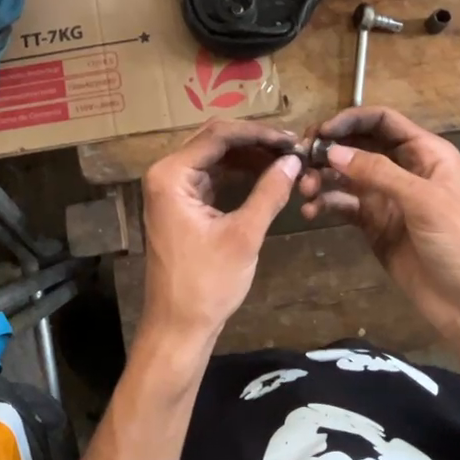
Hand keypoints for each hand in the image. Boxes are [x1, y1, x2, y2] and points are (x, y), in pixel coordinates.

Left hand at [139, 119, 301, 344]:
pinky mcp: (180, 203)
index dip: (258, 134)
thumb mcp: (244, 236)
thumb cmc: (207, 283)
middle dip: (254, 141)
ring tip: (286, 159)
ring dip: (248, 157)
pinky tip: (266, 175)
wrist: (178, 326)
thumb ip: (268, 193)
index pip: (218, 136)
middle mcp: (165, 173)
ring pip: (214, 157)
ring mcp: (170, 188)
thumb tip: (294, 160)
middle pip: (213, 141)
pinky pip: (211, 176)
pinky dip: (237, 173)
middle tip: (293, 147)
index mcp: (170, 174)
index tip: (293, 139)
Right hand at [298, 106, 459, 342]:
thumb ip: (379, 173)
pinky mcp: (375, 227)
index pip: (382, 121)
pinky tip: (312, 212)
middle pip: (359, 145)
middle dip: (329, 149)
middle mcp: (405, 170)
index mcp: (426, 154)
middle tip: (300, 161)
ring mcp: (388, 199)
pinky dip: (326, 204)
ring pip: (346, 175)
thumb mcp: (426, 202)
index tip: (320, 132)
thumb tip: (332, 151)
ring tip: (305, 191)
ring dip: (322, 177)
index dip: (350, 120)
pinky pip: (344, 205)